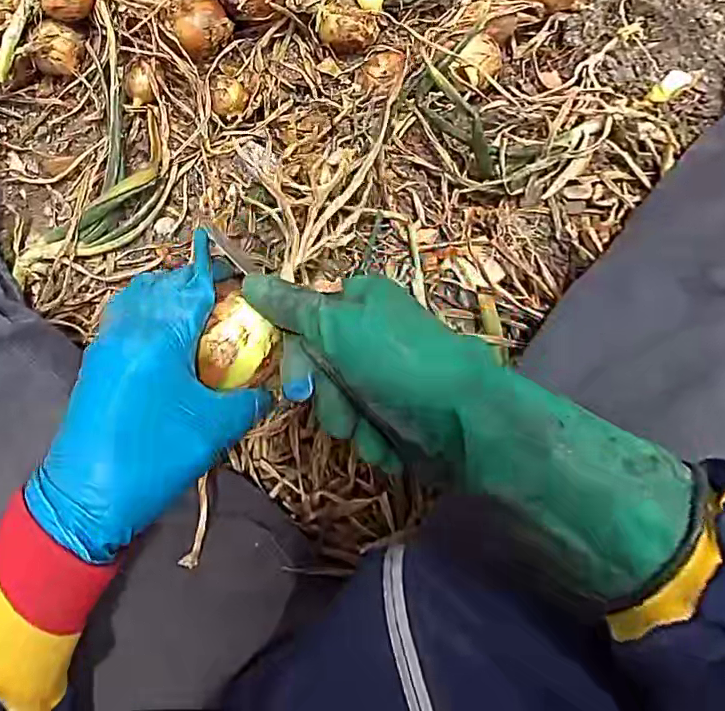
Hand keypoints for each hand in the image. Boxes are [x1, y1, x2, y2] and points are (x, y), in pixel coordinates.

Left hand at [24, 230, 272, 562]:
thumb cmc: (155, 454)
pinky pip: (124, 314)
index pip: (194, 284)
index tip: (240, 281)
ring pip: (140, 294)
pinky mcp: (96, 354)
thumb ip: (246, 400)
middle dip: (194, 284)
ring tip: (194, 319)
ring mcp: (107, 336)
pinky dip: (146, 312)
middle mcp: (130, 323)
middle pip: (165, 283)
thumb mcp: (214, 428)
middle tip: (223, 305)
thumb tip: (268, 389)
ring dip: (167, 295)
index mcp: (161, 331)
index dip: (218, 276)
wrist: (87, 489)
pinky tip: (163, 338)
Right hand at [244, 274, 696, 602]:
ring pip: (332, 397)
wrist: (476, 431)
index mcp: (357, 299)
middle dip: (324, 395)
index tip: (300, 381)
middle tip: (339, 412)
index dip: (294, 353)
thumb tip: (248, 280)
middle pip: (312, 362)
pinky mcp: (395, 410)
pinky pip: (359, 422)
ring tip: (369, 430)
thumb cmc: (401, 366)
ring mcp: (381, 373)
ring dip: (345, 419)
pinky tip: (385, 444)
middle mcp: (367, 331)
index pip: (298, 318)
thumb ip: (288, 306)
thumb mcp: (335, 327)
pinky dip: (368, 436)